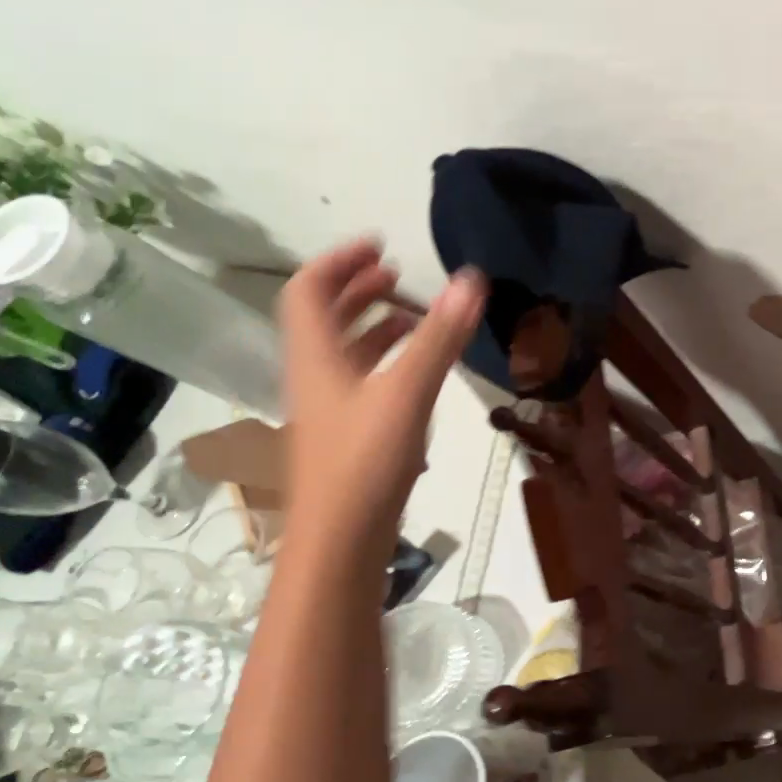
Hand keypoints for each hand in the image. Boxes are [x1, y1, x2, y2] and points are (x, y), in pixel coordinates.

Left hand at [278, 239, 484, 560]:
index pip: (309, 289)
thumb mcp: (406, 393)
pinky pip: (363, 379)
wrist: (341, 535)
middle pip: (325, 317)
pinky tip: (419, 372)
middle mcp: (315, 373)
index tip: (380, 246)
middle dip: (359, 290)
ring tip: (417, 317)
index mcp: (316, 354)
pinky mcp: (349, 432)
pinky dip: (388, 362)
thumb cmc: (365, 459)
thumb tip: (471, 280)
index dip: (339, 261)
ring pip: (345, 350)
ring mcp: (330, 405)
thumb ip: (440, 338)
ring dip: (375, 325)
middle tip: (399, 276)